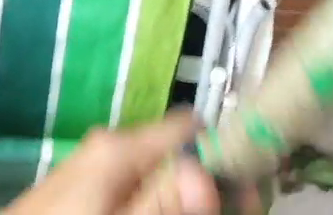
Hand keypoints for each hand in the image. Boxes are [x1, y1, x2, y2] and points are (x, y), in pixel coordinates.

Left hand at [6, 115, 219, 214]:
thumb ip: (163, 202)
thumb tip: (211, 172)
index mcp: (118, 146)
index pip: (190, 126)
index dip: (223, 155)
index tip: (247, 194)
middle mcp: (110, 145)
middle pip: (176, 153)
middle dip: (205, 184)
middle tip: (232, 212)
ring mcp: (95, 166)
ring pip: (157, 174)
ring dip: (181, 195)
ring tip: (201, 212)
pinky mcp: (85, 190)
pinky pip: (133, 188)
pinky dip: (154, 201)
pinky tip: (159, 213)